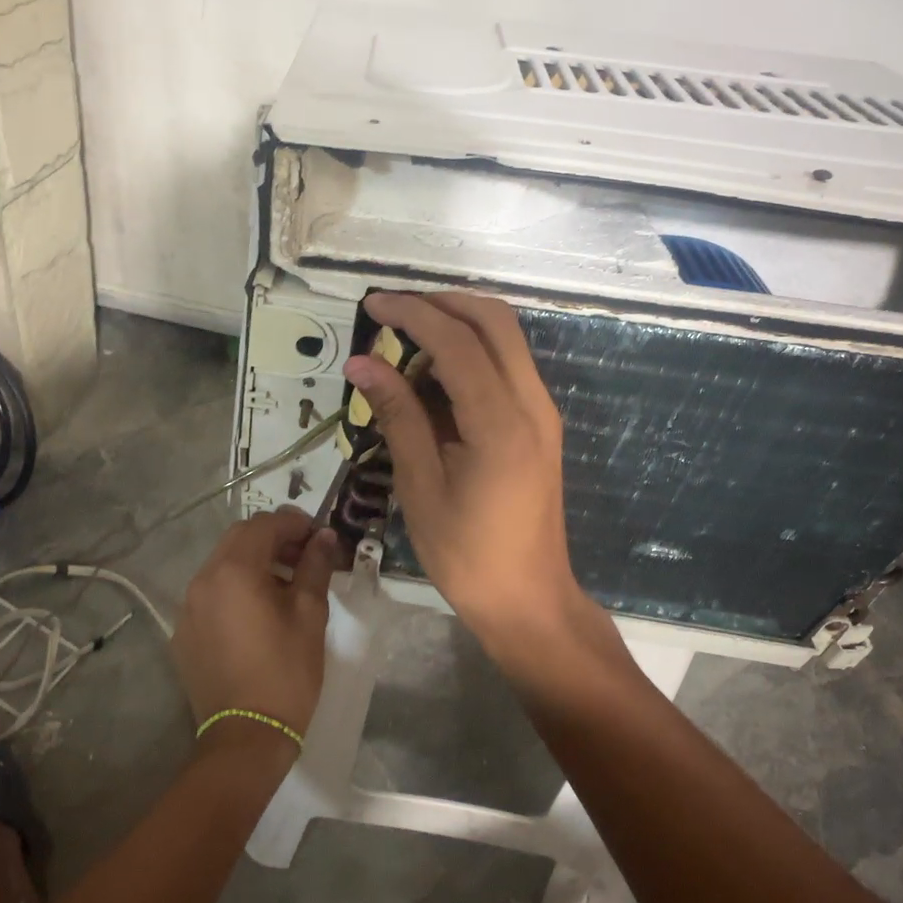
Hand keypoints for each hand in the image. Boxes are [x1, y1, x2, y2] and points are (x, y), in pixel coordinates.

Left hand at [171, 509, 335, 754]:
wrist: (246, 736)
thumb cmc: (286, 672)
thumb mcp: (310, 615)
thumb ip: (315, 567)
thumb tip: (324, 537)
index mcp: (233, 570)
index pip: (264, 525)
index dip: (294, 523)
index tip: (319, 536)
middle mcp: (203, 579)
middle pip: (239, 539)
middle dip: (273, 539)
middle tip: (305, 556)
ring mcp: (188, 607)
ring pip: (222, 565)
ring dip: (253, 562)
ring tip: (285, 585)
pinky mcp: (183, 632)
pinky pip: (210, 595)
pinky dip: (234, 589)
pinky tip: (257, 614)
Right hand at [342, 292, 583, 634]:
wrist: (529, 599)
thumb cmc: (466, 554)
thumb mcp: (420, 486)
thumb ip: (397, 415)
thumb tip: (361, 363)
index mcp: (500, 423)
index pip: (457, 341)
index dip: (412, 313)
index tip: (372, 304)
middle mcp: (531, 403)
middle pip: (494, 320)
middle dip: (442, 302)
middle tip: (392, 312)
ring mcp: (542, 411)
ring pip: (505, 338)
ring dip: (458, 323)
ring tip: (403, 338)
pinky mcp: (539, 423)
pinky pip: (507, 364)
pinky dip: (471, 351)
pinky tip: (431, 373)